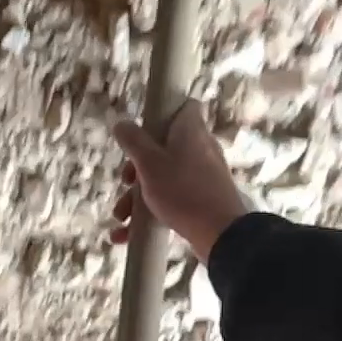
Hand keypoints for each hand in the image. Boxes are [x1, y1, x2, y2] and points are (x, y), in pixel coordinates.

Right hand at [110, 100, 249, 260]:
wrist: (220, 233)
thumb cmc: (182, 191)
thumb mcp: (149, 164)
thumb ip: (133, 141)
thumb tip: (121, 123)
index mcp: (191, 131)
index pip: (184, 107)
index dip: (162, 114)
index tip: (142, 131)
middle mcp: (200, 149)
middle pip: (164, 148)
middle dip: (138, 168)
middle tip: (126, 181)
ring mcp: (204, 176)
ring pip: (165, 178)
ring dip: (138, 196)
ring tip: (122, 216)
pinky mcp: (204, 200)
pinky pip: (172, 200)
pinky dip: (151, 214)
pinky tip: (126, 234)